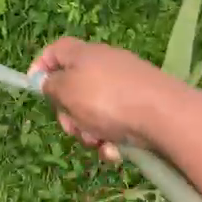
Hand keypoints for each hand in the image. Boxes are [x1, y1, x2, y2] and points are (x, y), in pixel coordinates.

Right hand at [27, 38, 181, 162]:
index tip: (35, 89)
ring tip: (97, 142)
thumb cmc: (106, 99)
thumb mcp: (66, 90)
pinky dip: (110, 137)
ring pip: (93, 109)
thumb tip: (50, 83)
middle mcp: (105, 64)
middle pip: (73, 87)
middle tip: (71, 127)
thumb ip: (51, 85)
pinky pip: (115, 121)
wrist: (165, 115)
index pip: (55, 51)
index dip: (40, 67)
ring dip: (88, 130)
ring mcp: (126, 84)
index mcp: (84, 54)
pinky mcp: (142, 104)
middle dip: (67, 113)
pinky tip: (115, 150)